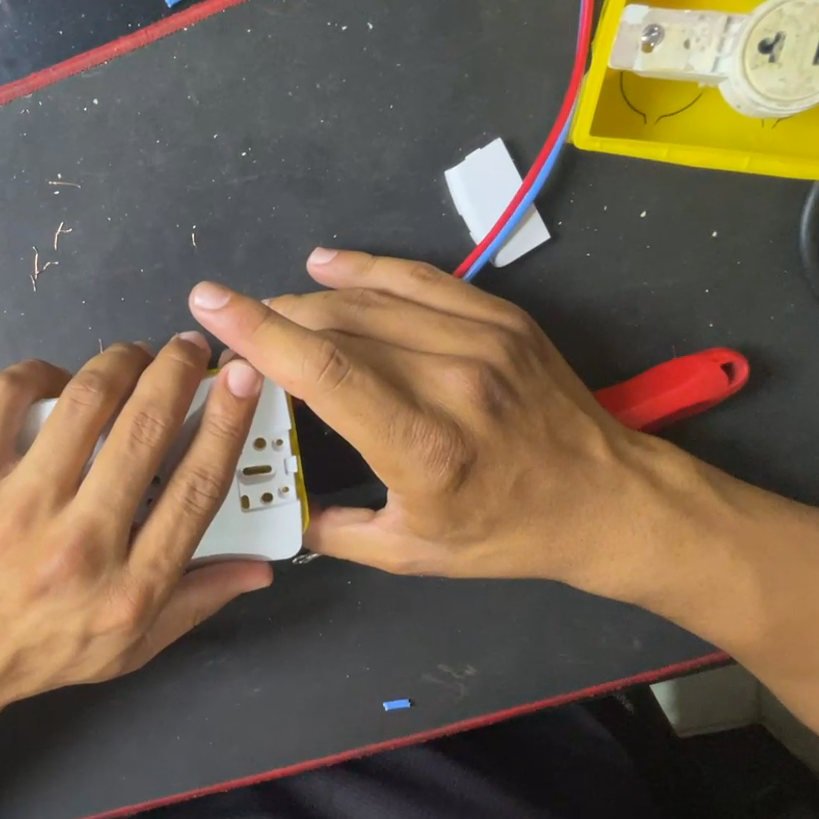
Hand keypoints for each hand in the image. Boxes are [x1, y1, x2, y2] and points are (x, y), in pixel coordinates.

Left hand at [0, 337, 273, 739]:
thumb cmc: (45, 653)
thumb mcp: (132, 648)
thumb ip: (197, 602)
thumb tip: (261, 567)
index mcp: (131, 585)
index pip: (196, 487)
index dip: (227, 422)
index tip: (240, 376)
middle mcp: (81, 542)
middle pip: (145, 429)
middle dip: (176, 369)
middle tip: (186, 347)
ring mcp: (18, 507)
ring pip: (84, 403)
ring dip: (118, 362)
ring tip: (132, 356)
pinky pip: (6, 398)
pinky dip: (38, 372)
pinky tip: (58, 379)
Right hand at [188, 248, 678, 585]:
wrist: (608, 500)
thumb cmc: (506, 534)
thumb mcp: (412, 554)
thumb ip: (334, 531)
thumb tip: (279, 508)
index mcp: (423, 446)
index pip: (326, 371)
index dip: (261, 332)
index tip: (210, 305)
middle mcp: (451, 379)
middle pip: (340, 324)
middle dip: (274, 318)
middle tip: (233, 326)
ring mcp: (482, 339)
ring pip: (372, 298)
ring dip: (309, 298)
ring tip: (269, 307)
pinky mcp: (500, 318)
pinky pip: (419, 278)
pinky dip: (364, 268)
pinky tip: (324, 264)